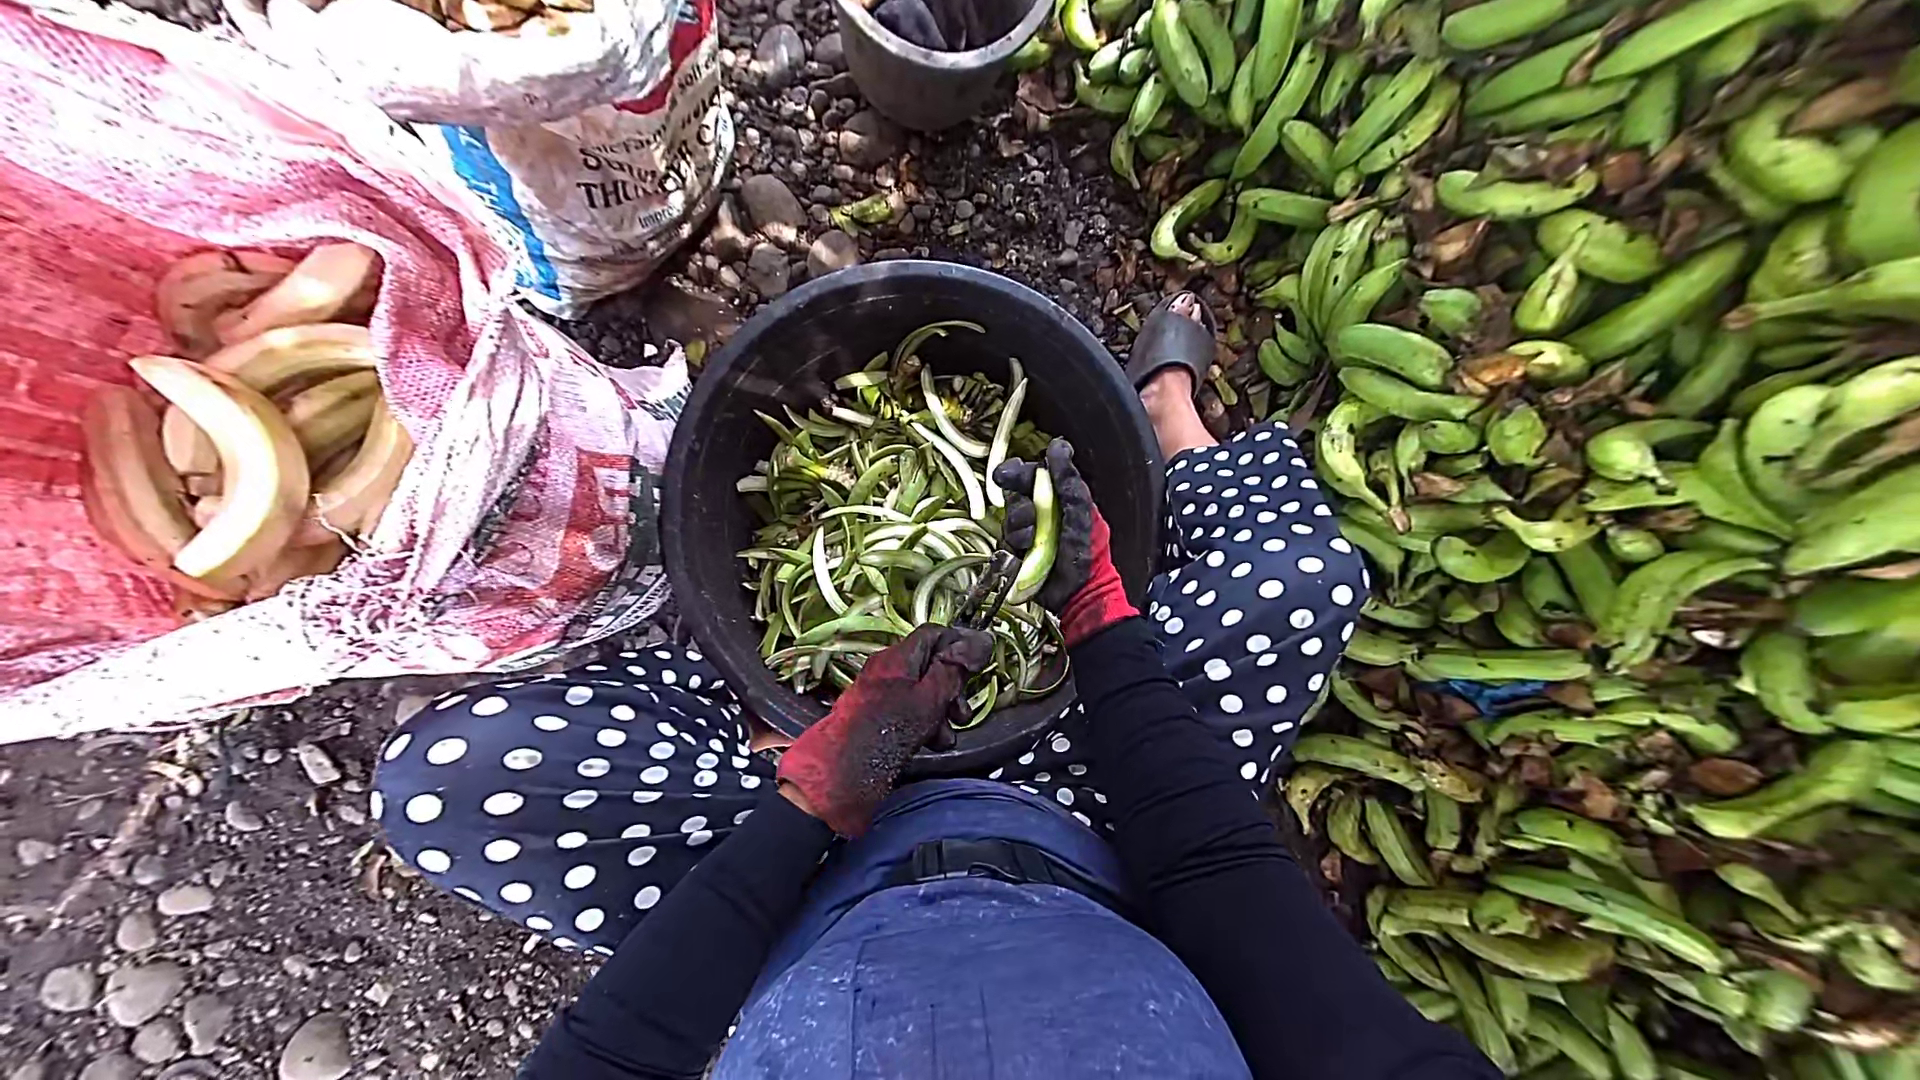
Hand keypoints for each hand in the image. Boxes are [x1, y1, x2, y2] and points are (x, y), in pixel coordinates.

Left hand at [776, 624, 991, 835]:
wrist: (842, 773)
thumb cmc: (883, 733)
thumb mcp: (931, 698)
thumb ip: (955, 669)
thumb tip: (978, 641)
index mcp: (897, 657)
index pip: (934, 634)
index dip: (959, 646)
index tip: (976, 664)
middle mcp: (886, 670)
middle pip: (930, 666)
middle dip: (953, 688)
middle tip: (961, 709)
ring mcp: (879, 694)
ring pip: (922, 692)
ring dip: (942, 710)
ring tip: (948, 731)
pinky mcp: (877, 718)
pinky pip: (908, 712)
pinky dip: (925, 724)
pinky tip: (932, 742)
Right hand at [992, 438, 1136, 646]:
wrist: (1080, 594)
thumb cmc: (1087, 552)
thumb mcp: (1082, 512)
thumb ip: (1068, 480)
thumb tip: (1057, 445)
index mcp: (1059, 497)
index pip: (1032, 475)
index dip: (1017, 472)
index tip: (1005, 475)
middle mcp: (1041, 512)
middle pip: (1015, 495)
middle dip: (1019, 506)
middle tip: (1028, 518)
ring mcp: (1027, 533)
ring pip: (1009, 518)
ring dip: (1020, 528)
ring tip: (1034, 541)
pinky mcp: (1016, 553)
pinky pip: (1005, 542)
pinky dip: (1015, 546)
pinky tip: (1027, 553)